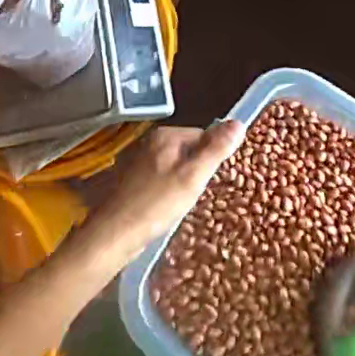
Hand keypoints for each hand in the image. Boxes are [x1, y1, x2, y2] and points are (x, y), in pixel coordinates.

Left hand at [72, 121, 246, 272]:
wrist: (116, 232)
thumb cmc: (156, 204)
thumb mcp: (194, 177)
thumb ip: (216, 150)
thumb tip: (238, 123)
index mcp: (165, 136)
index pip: (204, 135)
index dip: (213, 158)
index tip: (212, 179)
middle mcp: (151, 143)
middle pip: (191, 151)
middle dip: (199, 172)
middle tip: (196, 194)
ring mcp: (142, 161)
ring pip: (178, 168)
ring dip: (186, 185)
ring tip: (182, 204)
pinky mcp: (137, 181)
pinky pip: (165, 181)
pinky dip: (172, 193)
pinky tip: (169, 210)